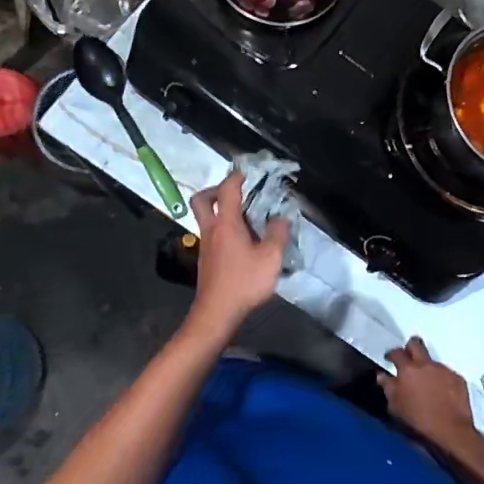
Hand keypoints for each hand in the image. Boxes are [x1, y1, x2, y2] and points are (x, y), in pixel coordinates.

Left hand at [187, 170, 289, 328]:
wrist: (217, 313)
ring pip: (205, 217)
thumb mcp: (271, 257)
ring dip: (220, 209)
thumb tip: (281, 218)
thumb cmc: (244, 282)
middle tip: (236, 191)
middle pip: (202, 200)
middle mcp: (211, 230)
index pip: (227, 190)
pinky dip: (223, 227)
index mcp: (226, 224)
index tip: (249, 170)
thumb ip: (278, 233)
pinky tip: (243, 240)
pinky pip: (211, 233)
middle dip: (216, 189)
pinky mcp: (206, 258)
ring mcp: (206, 245)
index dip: (237, 176)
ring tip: (245, 215)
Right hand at [379, 338, 482, 454]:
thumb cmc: (417, 422)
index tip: (389, 358)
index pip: (397, 352)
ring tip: (426, 385)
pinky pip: (446, 374)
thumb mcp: (395, 408)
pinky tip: (441, 393)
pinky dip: (441, 380)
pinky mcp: (458, 378)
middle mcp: (427, 365)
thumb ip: (388, 387)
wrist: (450, 430)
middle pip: (416, 344)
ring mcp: (445, 370)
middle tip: (408, 358)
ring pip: (432, 361)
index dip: (391, 353)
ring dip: (427, 369)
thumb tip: (382, 376)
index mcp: (408, 371)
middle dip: (410, 347)